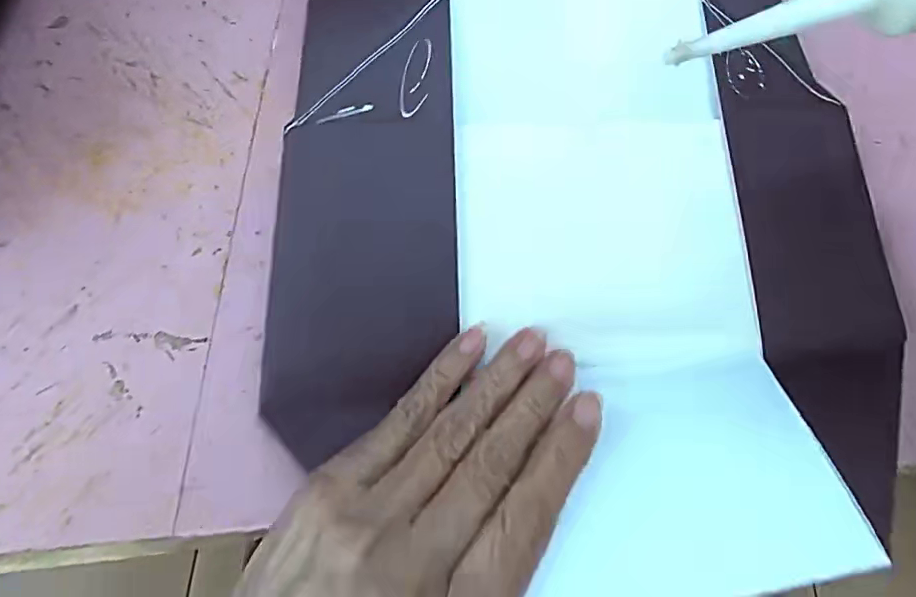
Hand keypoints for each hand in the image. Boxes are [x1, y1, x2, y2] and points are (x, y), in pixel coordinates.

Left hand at [238, 327, 599, 596]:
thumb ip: (488, 576)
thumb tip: (533, 489)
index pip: (523, 519)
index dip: (560, 457)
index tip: (586, 409)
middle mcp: (411, 560)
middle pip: (490, 464)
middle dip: (534, 406)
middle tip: (563, 361)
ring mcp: (364, 516)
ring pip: (451, 432)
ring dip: (497, 381)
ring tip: (530, 343)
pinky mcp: (329, 487)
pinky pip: (399, 419)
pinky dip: (441, 378)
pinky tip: (470, 347)